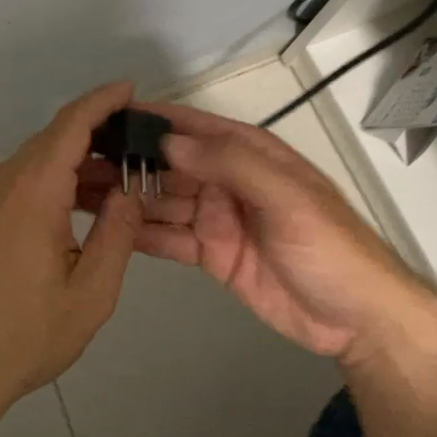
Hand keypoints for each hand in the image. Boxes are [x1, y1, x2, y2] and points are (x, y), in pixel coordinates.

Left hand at [0, 83, 143, 436]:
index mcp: (35, 189)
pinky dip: (61, 183)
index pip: (72, 124)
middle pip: (57, 138)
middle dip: (101, 133)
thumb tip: (129, 192)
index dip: (103, 100)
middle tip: (143, 146)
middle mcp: (8, 181)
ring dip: (82, 163)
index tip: (132, 89)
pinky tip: (87, 207)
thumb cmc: (23, 333)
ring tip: (125, 181)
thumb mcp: (90, 292)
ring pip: (42, 162)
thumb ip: (117, 234)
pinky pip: (28, 183)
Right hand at [75, 101, 436, 363]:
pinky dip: (141, 233)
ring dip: (126, 196)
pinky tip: (106, 230)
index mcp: (248, 154)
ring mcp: (217, 218)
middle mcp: (226, 180)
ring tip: (79, 192)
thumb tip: (170, 141)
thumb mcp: (288, 196)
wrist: (359, 321)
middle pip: (168, 164)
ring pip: (162, 201)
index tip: (105, 115)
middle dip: (127, 160)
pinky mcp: (212, 255)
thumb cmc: (331, 247)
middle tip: (77, 161)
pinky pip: (170, 238)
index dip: (152, 119)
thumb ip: (231, 164)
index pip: (192, 126)